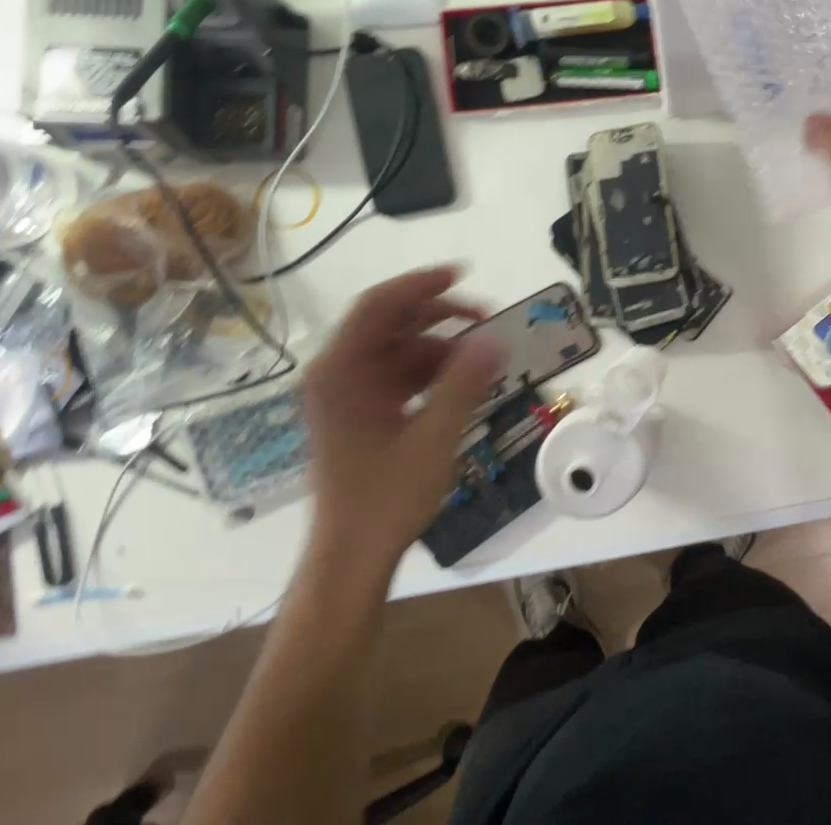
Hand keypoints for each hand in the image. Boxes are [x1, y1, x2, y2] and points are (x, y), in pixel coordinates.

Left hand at [302, 268, 506, 567]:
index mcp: (340, 373)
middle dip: (439, 316)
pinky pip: (397, 376)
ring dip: (440, 347)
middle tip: (486, 317)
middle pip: (389, 325)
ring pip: (397, 351)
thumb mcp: (434, 438)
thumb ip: (464, 383)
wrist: (351, 556)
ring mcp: (346, 396)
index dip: (421, 285)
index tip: (464, 274)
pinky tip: (463, 382)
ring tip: (482, 356)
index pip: (378, 306)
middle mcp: (336, 376)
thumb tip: (494, 337)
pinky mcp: (359, 415)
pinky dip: (430, 373)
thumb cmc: (386, 499)